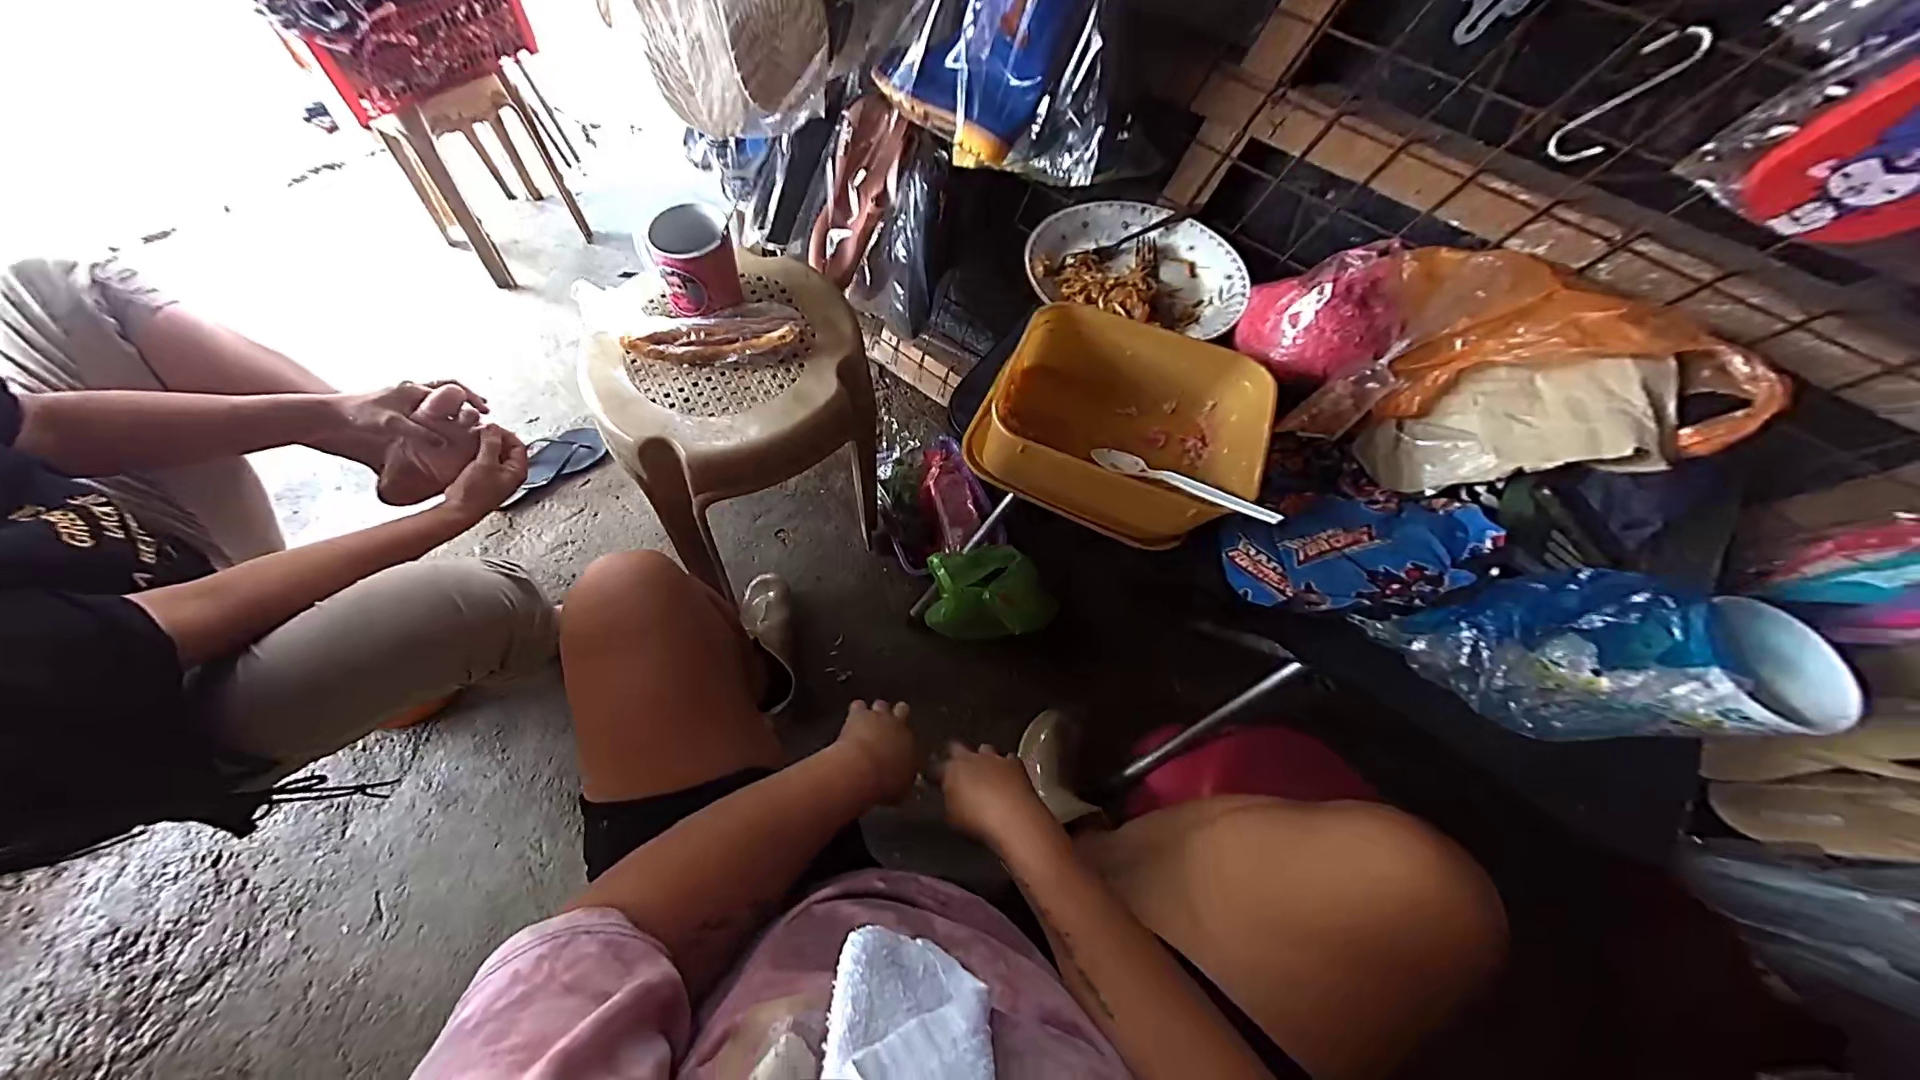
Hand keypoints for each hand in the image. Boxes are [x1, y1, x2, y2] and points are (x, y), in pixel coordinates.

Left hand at [333, 381, 488, 449]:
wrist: (329, 414)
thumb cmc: (359, 416)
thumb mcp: (393, 425)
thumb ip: (421, 433)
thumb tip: (445, 442)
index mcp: (414, 390)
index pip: (452, 388)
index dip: (471, 399)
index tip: (484, 409)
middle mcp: (411, 389)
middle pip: (448, 386)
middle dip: (467, 396)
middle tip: (482, 407)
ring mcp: (403, 395)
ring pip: (437, 393)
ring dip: (454, 402)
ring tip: (466, 414)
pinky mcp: (397, 403)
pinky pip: (426, 402)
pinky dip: (441, 409)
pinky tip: (442, 420)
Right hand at [441, 425, 527, 519]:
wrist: (460, 510)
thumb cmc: (475, 492)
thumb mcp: (485, 463)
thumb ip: (491, 444)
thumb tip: (493, 427)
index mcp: (518, 471)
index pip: (518, 445)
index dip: (505, 433)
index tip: (490, 426)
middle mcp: (511, 473)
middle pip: (508, 448)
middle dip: (495, 437)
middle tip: (481, 430)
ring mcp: (499, 476)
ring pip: (496, 453)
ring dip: (486, 444)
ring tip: (474, 437)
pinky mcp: (486, 477)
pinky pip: (486, 459)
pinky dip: (480, 451)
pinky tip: (469, 448)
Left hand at [834, 700, 917, 804]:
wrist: (862, 771)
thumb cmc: (883, 784)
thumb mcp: (899, 792)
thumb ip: (903, 785)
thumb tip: (902, 788)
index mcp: (913, 746)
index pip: (915, 741)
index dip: (907, 743)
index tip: (902, 750)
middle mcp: (899, 727)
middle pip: (903, 710)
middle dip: (897, 714)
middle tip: (890, 723)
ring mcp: (879, 718)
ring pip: (882, 705)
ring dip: (876, 711)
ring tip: (870, 719)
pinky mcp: (860, 714)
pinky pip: (858, 706)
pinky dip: (856, 711)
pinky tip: (853, 717)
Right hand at [932, 742, 1055, 848]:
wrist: (1013, 818)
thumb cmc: (980, 821)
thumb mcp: (953, 818)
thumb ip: (949, 801)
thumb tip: (950, 798)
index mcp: (949, 771)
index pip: (935, 766)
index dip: (934, 772)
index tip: (934, 777)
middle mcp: (970, 759)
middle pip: (956, 747)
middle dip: (954, 755)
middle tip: (956, 767)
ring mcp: (992, 758)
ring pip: (983, 750)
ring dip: (982, 759)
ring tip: (983, 773)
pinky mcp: (1013, 763)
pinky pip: (1008, 759)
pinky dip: (1006, 766)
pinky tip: (1007, 777)